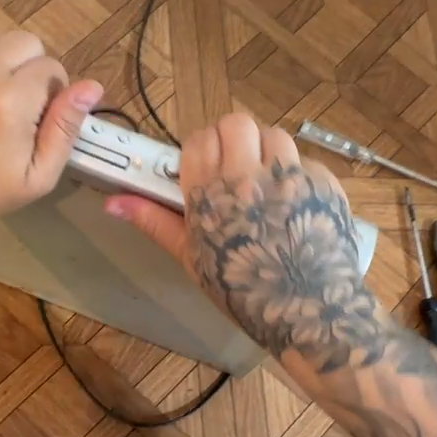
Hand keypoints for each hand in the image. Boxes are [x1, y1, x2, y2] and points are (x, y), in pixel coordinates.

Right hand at [104, 112, 384, 369]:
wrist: (308, 313)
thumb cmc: (240, 291)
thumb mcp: (192, 258)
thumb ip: (155, 221)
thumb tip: (111, 201)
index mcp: (210, 193)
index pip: (198, 141)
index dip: (200, 151)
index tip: (205, 170)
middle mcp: (249, 174)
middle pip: (235, 124)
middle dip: (232, 140)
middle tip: (235, 169)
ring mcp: (290, 175)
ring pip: (274, 135)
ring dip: (266, 151)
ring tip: (266, 182)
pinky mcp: (324, 182)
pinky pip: (306, 163)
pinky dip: (298, 176)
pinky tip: (295, 205)